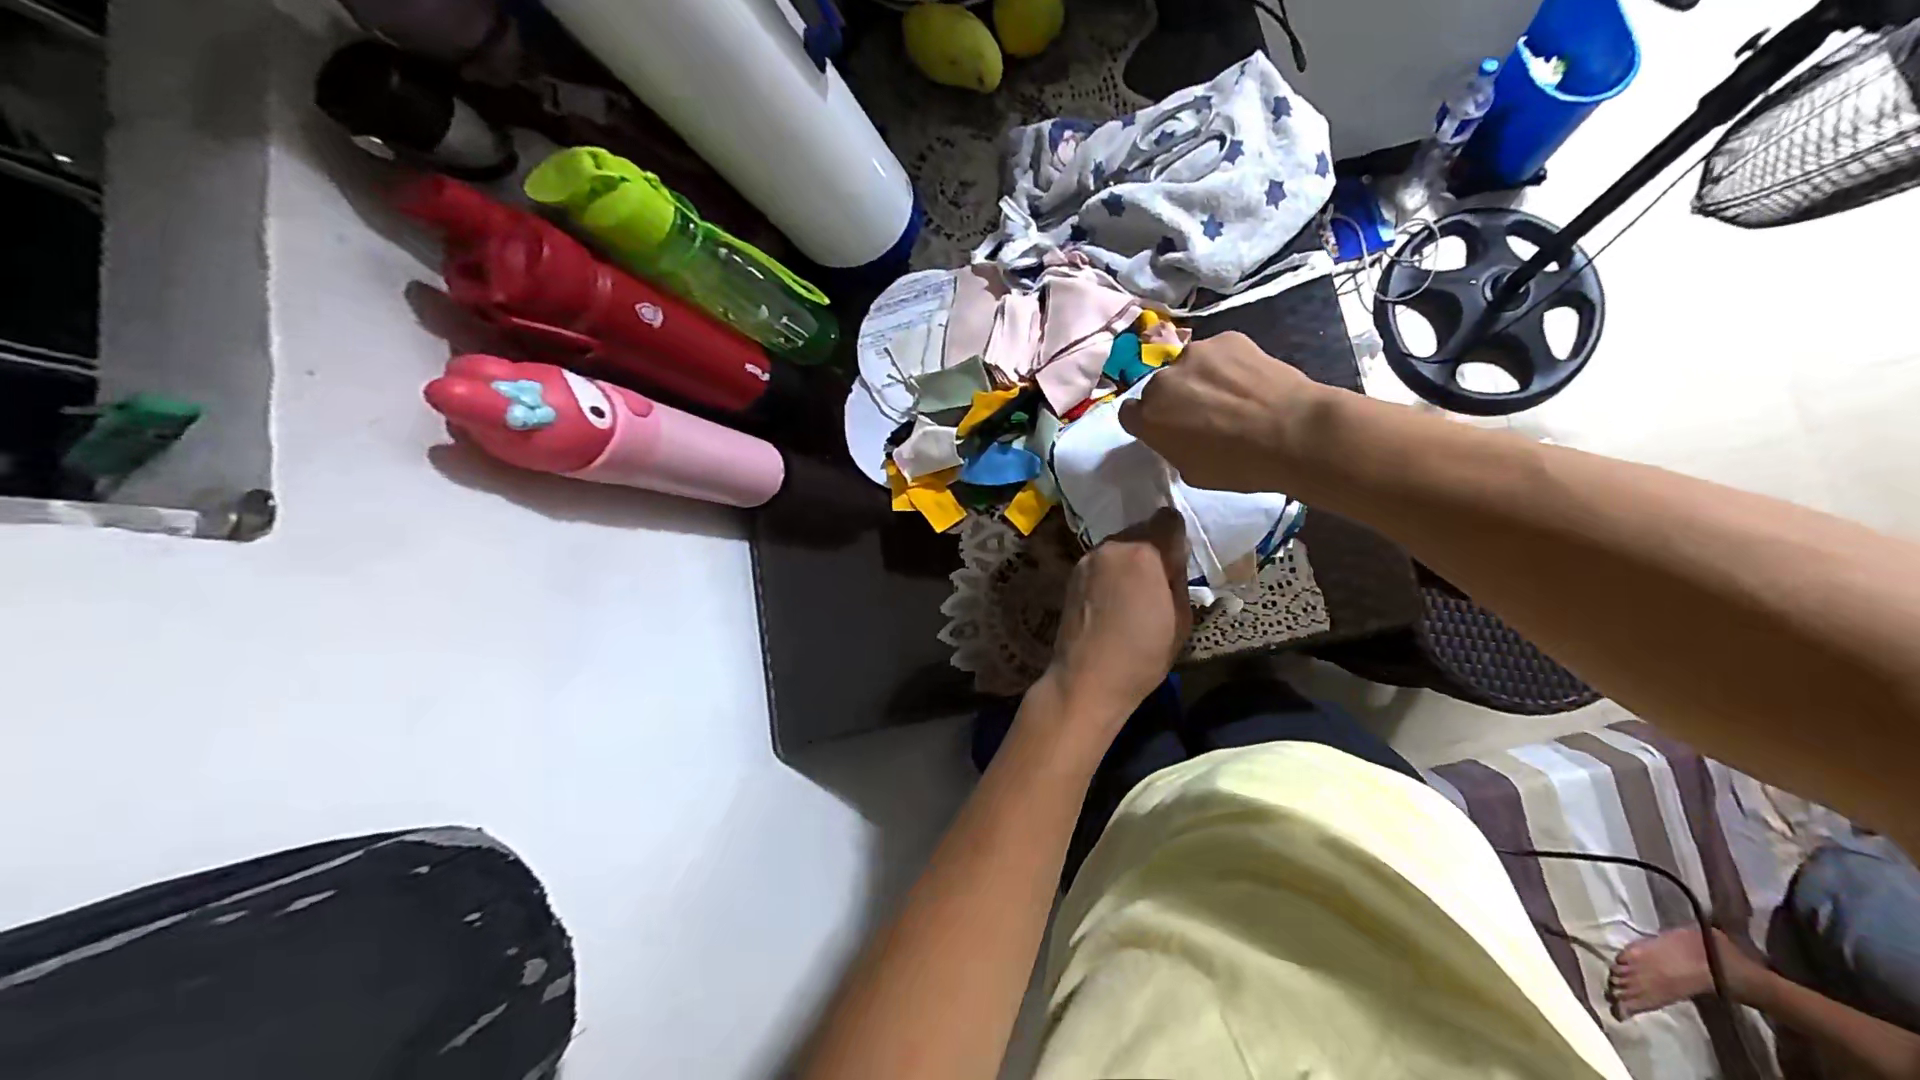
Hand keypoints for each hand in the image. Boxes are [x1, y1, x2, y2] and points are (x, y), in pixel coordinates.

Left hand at [1038, 509, 1192, 739]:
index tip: (1179, 562)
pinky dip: (1112, 571)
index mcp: (1144, 553)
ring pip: (1120, 545)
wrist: (1086, 679)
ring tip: (1135, 593)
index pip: (1168, 519)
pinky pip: (1102, 561)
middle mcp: (1113, 546)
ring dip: (1131, 559)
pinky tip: (1113, 600)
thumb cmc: (1142, 655)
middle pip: (1142, 530)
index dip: (1177, 537)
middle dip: (1154, 548)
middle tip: (1159, 581)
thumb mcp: (1180, 619)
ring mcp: (1088, 558)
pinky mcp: (1072, 573)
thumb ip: (1178, 578)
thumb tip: (1173, 559)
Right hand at [1118, 331, 1324, 492]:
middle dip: (1175, 399)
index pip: (1129, 412)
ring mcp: (1195, 354)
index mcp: (1148, 418)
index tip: (1166, 428)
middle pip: (1159, 388)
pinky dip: (1228, 364)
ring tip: (1233, 396)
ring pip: (1189, 367)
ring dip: (1201, 379)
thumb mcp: (1191, 472)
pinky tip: (1251, 382)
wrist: (1295, 433)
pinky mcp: (1227, 338)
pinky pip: (1218, 353)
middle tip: (1205, 414)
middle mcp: (1162, 381)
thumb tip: (1179, 434)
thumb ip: (1173, 446)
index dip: (1147, 420)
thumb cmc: (1240, 465)